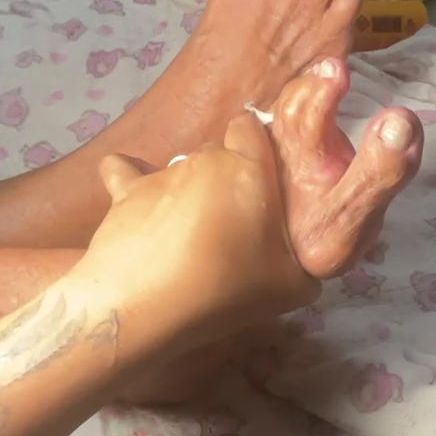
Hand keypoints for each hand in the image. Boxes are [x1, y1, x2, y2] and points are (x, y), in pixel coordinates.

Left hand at [75, 113, 318, 351]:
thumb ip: (309, 258)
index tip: (265, 182)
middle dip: (228, 178)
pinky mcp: (123, 192)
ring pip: (182, 169)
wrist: (149, 307)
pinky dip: (132, 183)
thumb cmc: (229, 289)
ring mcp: (161, 173)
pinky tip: (137, 204)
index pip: (252, 127)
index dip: (259, 149)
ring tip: (189, 235)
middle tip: (235, 224)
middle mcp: (205, 159)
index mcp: (249, 169)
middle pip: (219, 154)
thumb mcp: (296, 285)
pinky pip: (124, 170)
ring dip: (190, 191)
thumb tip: (311, 251)